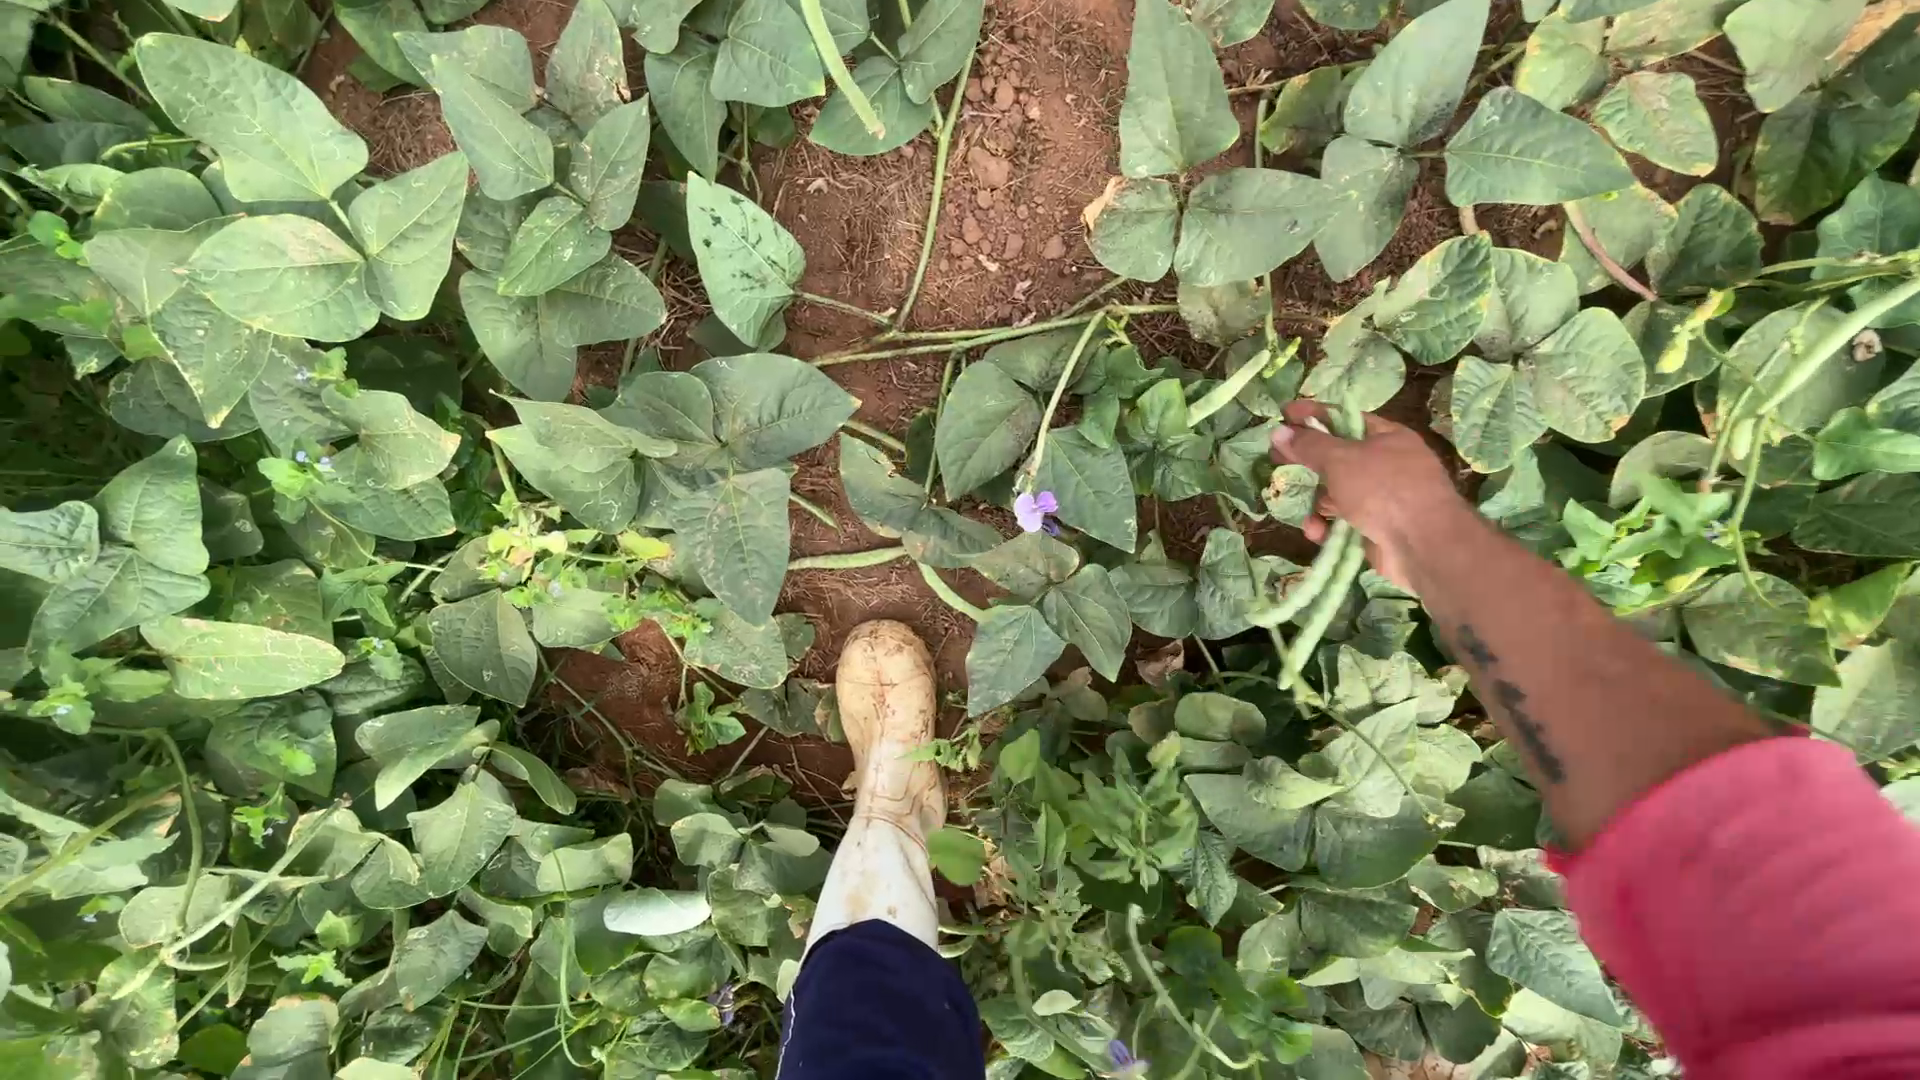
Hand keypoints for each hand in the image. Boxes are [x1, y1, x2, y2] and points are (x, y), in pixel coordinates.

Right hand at [1269, 401, 1466, 589]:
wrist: (1423, 544)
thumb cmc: (1384, 489)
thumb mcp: (1341, 459)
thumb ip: (1308, 445)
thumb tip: (1279, 431)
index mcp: (1385, 437)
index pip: (1343, 418)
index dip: (1312, 415)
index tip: (1283, 414)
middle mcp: (1384, 464)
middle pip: (1334, 457)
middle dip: (1305, 462)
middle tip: (1275, 460)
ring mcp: (1380, 497)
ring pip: (1333, 492)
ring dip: (1312, 501)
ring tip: (1293, 508)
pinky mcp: (1373, 527)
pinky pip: (1340, 520)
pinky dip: (1325, 525)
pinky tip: (1317, 532)